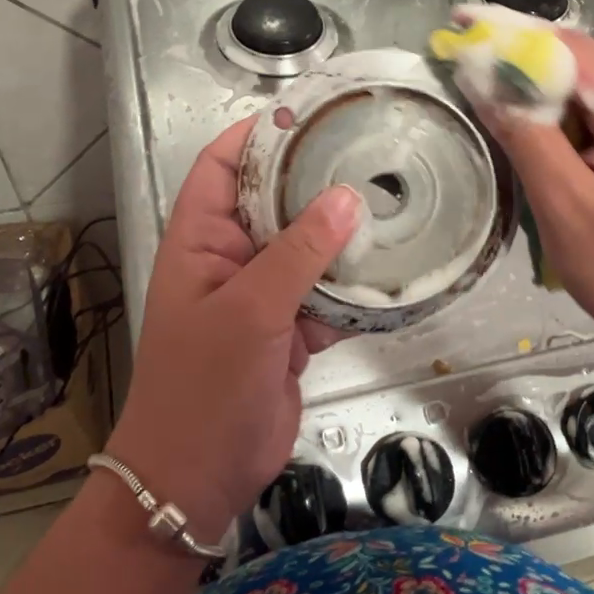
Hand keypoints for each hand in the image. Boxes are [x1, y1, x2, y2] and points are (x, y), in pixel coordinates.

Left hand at [104, 117, 360, 540]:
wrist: (196, 480)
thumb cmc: (204, 387)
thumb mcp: (249, 312)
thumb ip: (297, 254)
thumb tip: (346, 197)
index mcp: (200, 241)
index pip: (222, 168)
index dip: (257, 135)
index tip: (310, 113)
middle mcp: (231, 260)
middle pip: (273, 204)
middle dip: (315, 181)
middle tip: (371, 153)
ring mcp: (261, 299)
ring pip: (307, 252)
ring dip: (343, 237)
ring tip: (396, 204)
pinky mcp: (289, 335)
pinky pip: (327, 300)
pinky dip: (356, 292)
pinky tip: (396, 274)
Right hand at [472, 31, 593, 340]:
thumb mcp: (561, 202)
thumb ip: (525, 134)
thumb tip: (482, 79)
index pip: (572, 52)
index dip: (513, 34)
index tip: (464, 24)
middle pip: (585, 58)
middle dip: (524, 50)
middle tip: (469, 47)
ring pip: (593, 80)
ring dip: (543, 77)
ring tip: (491, 76)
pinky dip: (565, 104)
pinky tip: (535, 113)